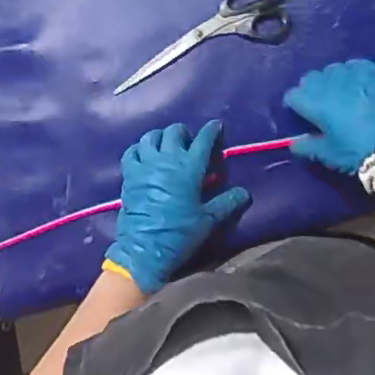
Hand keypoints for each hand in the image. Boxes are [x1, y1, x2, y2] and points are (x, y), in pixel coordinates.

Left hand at [104, 120, 250, 292]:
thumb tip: (245, 193)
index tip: (216, 126)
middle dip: (184, 133)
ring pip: (151, 136)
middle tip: (188, 143)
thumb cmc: (179, 233)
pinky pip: (132, 151)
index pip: (203, 140)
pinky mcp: (129, 173)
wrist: (144, 248)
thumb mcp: (208, 220)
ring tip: (166, 146)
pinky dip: (140, 149)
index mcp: (190, 167)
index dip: (211, 130)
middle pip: (175, 132)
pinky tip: (144, 155)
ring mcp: (145, 164)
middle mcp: (167, 159)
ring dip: (161, 137)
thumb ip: (227, 203)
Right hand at [282, 60, 374, 184]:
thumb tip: (294, 143)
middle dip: (312, 91)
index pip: (293, 96)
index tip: (303, 116)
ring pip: (332, 70)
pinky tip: (359, 85)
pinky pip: (356, 66)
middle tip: (322, 107)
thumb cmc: (360, 153)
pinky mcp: (374, 74)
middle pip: (310, 79)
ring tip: (341, 95)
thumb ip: (308, 147)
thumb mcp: (330, 155)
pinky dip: (354, 73)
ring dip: (332, 81)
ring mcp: (352, 75)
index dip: (296, 106)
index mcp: (315, 103)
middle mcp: (329, 83)